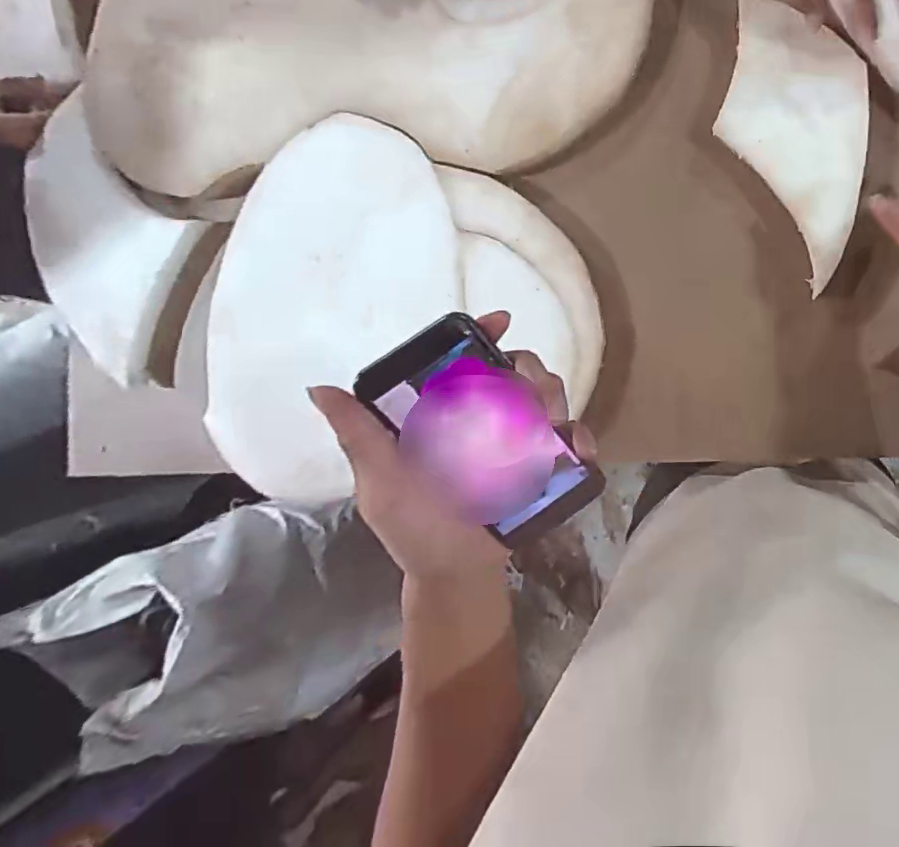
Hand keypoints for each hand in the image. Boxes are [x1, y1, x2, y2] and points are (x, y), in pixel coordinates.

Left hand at [310, 312, 591, 584]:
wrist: (459, 575)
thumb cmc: (415, 528)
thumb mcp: (382, 483)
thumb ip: (360, 437)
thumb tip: (320, 390)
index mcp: (442, 411)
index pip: (462, 358)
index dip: (482, 334)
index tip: (501, 324)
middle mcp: (482, 415)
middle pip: (514, 368)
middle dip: (528, 371)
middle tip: (528, 398)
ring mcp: (515, 437)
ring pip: (545, 393)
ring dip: (554, 399)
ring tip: (550, 427)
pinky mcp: (542, 462)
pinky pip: (568, 436)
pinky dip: (578, 436)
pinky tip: (576, 450)